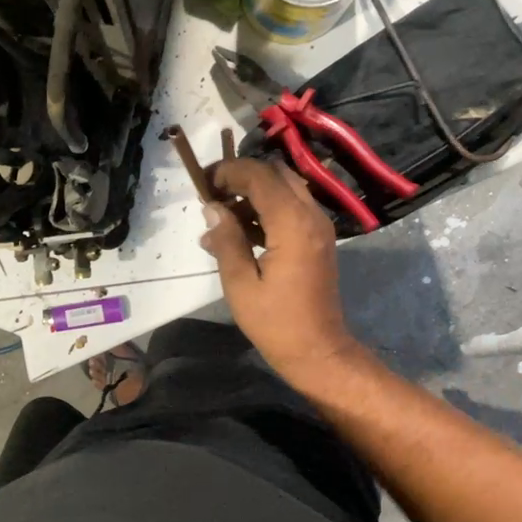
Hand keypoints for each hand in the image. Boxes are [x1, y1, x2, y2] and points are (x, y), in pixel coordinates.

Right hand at [200, 158, 362, 379]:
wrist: (317, 350)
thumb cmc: (275, 323)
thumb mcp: (240, 284)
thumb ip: (227, 240)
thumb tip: (212, 209)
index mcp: (292, 224)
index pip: (259, 177)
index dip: (228, 172)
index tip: (202, 181)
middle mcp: (311, 215)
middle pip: (276, 174)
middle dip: (242, 176)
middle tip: (211, 194)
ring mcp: (319, 226)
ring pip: (286, 188)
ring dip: (253, 192)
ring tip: (220, 216)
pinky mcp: (318, 239)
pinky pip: (292, 208)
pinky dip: (266, 209)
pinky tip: (239, 232)